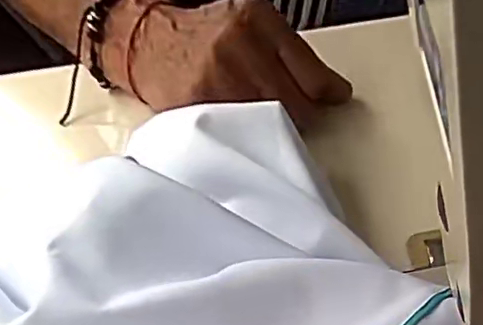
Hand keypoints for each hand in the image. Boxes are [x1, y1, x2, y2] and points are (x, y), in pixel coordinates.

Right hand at [103, 0, 352, 127]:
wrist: (146, 44)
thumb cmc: (198, 38)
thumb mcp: (245, 24)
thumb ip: (282, 52)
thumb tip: (322, 88)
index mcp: (257, 19)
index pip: (310, 68)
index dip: (328, 91)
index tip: (336, 100)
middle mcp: (242, 47)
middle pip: (296, 103)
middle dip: (303, 117)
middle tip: (299, 122)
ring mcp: (223, 82)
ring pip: (272, 125)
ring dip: (278, 137)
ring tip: (270, 133)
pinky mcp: (206, 110)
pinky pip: (244, 140)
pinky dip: (252, 147)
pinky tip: (250, 143)